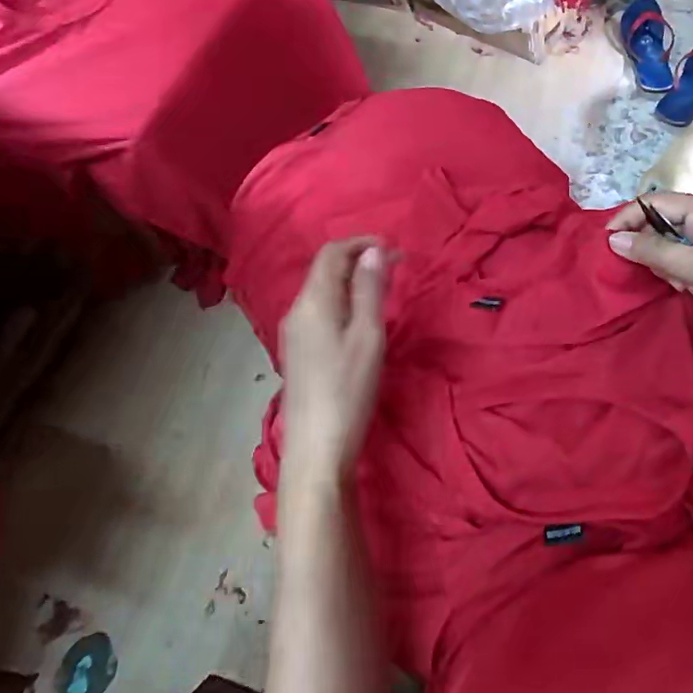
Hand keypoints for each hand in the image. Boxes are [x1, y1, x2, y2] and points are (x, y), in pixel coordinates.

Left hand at [279, 238, 391, 484]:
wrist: (317, 450)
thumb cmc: (347, 390)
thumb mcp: (368, 335)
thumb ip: (370, 290)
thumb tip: (374, 251)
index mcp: (312, 302)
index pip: (331, 253)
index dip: (362, 242)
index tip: (395, 250)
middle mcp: (296, 312)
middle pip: (325, 269)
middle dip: (359, 259)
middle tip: (397, 266)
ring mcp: (295, 334)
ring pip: (323, 290)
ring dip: (353, 280)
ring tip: (386, 287)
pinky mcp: (300, 352)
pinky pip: (322, 310)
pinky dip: (345, 300)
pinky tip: (364, 317)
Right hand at [607, 193, 692, 359]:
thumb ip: (655, 252)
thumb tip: (614, 239)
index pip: (658, 202)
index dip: (630, 217)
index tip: (606, 240)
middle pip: (661, 220)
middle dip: (647, 243)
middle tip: (643, 268)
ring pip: (667, 243)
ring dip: (661, 262)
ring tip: (675, 282)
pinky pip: (678, 260)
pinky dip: (673, 273)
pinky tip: (683, 288)